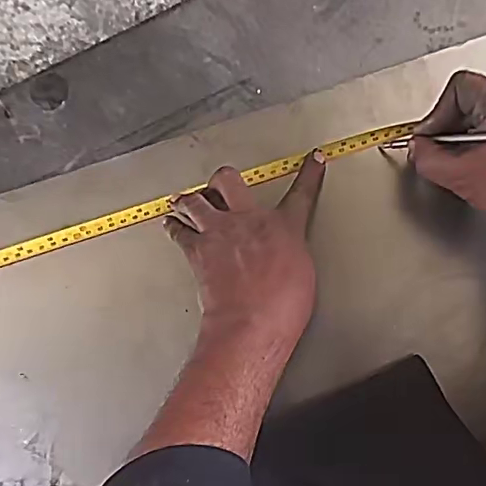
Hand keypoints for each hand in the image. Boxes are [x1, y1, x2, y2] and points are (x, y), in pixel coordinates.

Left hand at [166, 151, 326, 346]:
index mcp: (284, 227)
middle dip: (224, 180)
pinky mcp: (198, 251)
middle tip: (223, 183)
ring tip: (187, 199)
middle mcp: (248, 221)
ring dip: (190, 199)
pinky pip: (178, 230)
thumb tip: (287, 250)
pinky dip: (173, 226)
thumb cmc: (280, 309)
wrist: (251, 325)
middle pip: (229, 180)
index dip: (309, 174)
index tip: (312, 161)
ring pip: (195, 200)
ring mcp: (219, 233)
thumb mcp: (304, 274)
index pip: (301, 193)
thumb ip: (293, 251)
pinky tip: (172, 224)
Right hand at [407, 70, 485, 233]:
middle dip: (448, 125)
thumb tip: (418, 149)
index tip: (431, 137)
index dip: (437, 113)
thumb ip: (428, 158)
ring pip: (479, 114)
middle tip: (440, 149)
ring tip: (458, 160)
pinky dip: (477, 142)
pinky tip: (475, 164)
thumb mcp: (459, 175)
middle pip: (468, 98)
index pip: (458, 87)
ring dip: (461, 135)